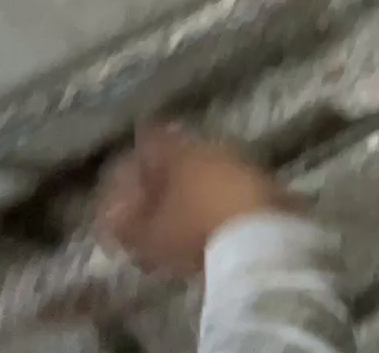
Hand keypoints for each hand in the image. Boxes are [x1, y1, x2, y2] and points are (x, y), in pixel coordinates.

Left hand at [94, 122, 293, 276]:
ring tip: (211, 155)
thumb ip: (159, 143)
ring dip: (189, 184)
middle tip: (182, 144)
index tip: (155, 136)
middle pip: (146, 201)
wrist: (264, 238)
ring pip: (177, 209)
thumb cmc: (213, 197)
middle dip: (162, 172)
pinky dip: (211, 196)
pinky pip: (204, 215)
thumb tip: (143, 126)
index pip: (115, 187)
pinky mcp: (215, 248)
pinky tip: (230, 177)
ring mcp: (181, 252)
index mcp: (127, 227)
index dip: (134, 157)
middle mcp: (146, 246)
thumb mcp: (184, 160)